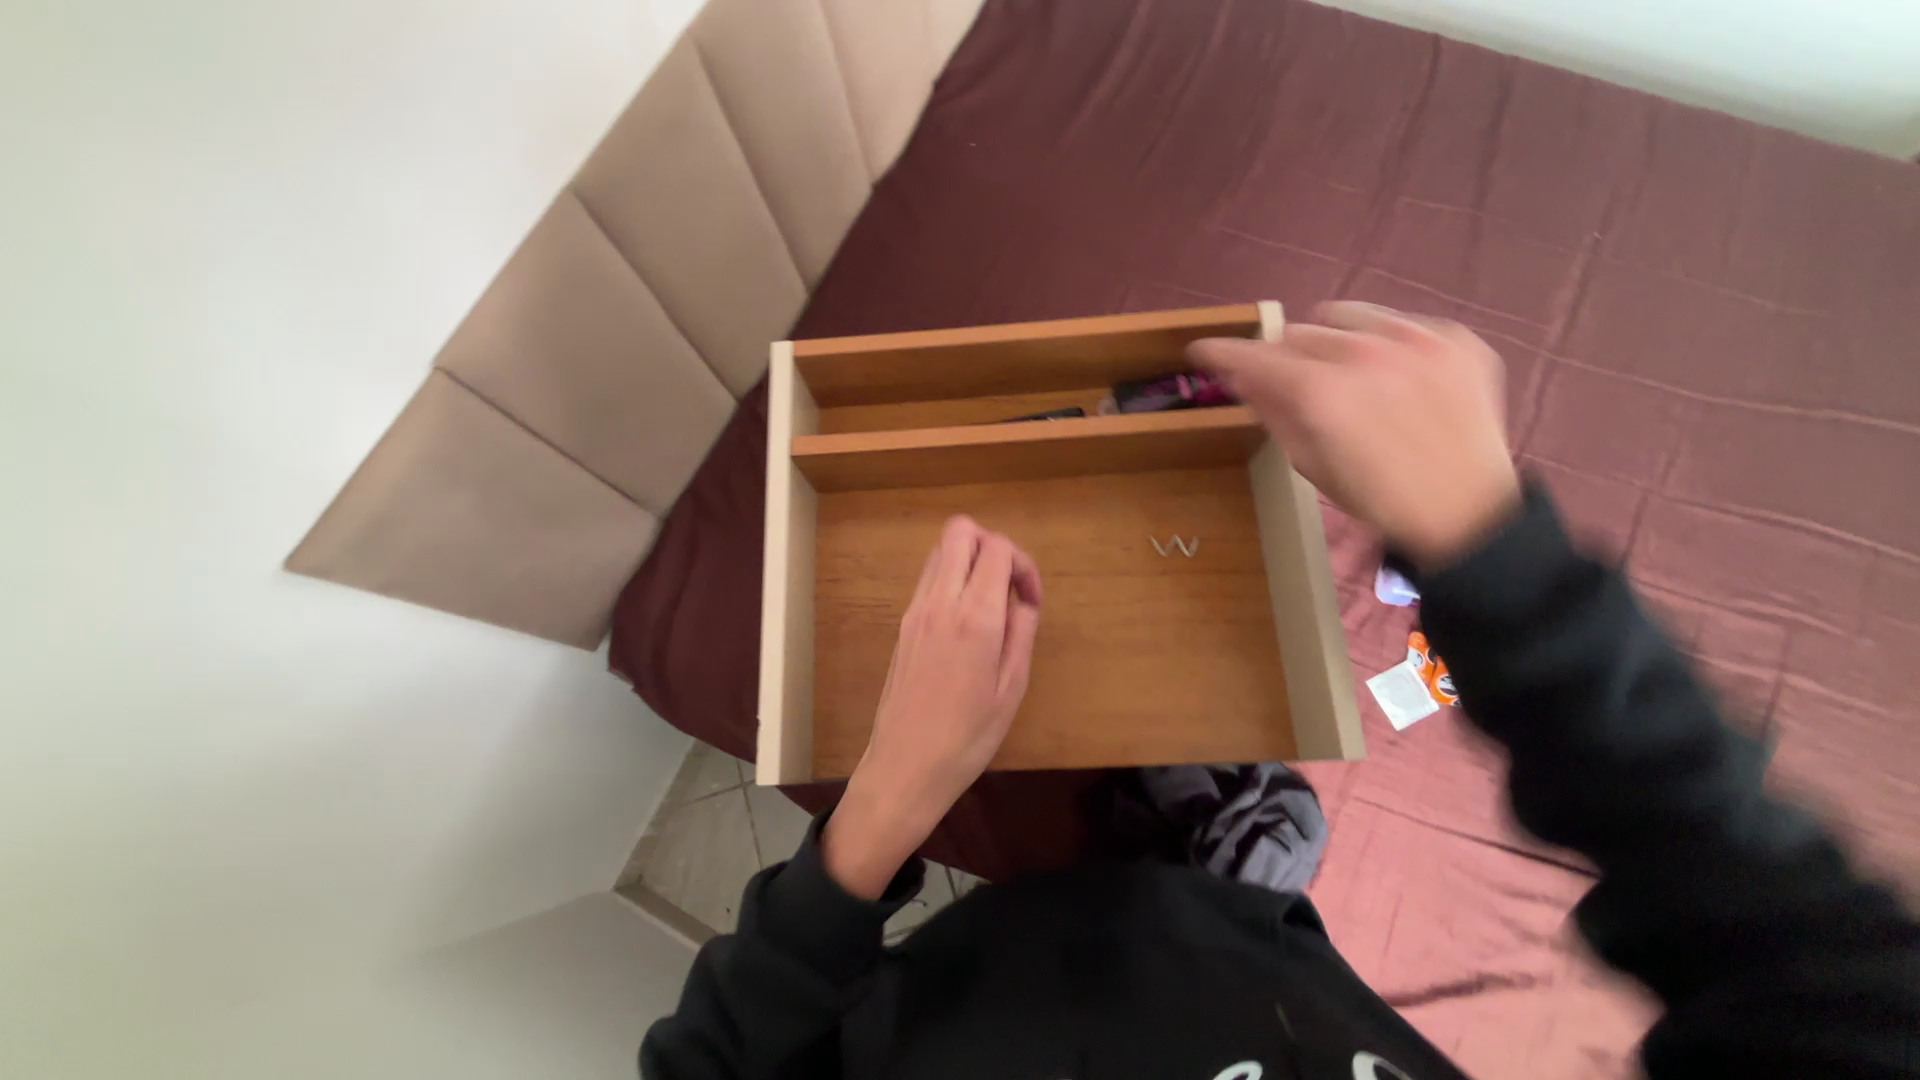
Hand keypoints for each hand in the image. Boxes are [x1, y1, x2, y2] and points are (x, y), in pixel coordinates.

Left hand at [821, 516, 1042, 899]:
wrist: (905, 766)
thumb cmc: (968, 737)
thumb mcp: (1012, 687)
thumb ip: (1021, 631)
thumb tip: (1023, 599)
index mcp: (974, 617)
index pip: (996, 547)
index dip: (1023, 563)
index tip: (1031, 600)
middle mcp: (940, 602)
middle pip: (961, 531)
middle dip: (992, 545)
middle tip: (1009, 587)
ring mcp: (915, 610)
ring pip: (941, 551)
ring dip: (970, 561)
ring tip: (989, 605)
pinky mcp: (902, 624)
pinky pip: (929, 579)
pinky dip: (952, 580)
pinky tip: (966, 623)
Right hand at [1190, 301, 1520, 567]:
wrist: (1468, 512)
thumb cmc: (1376, 497)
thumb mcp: (1309, 462)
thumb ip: (1272, 410)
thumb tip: (1241, 377)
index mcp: (1322, 392)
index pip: (1254, 356)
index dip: (1221, 351)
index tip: (1203, 350)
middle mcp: (1365, 352)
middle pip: (1296, 333)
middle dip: (1282, 355)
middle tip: (1288, 381)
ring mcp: (1416, 340)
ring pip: (1344, 316)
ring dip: (1329, 339)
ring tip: (1341, 371)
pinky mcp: (1456, 340)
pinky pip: (1397, 322)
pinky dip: (1381, 342)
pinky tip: (1391, 376)